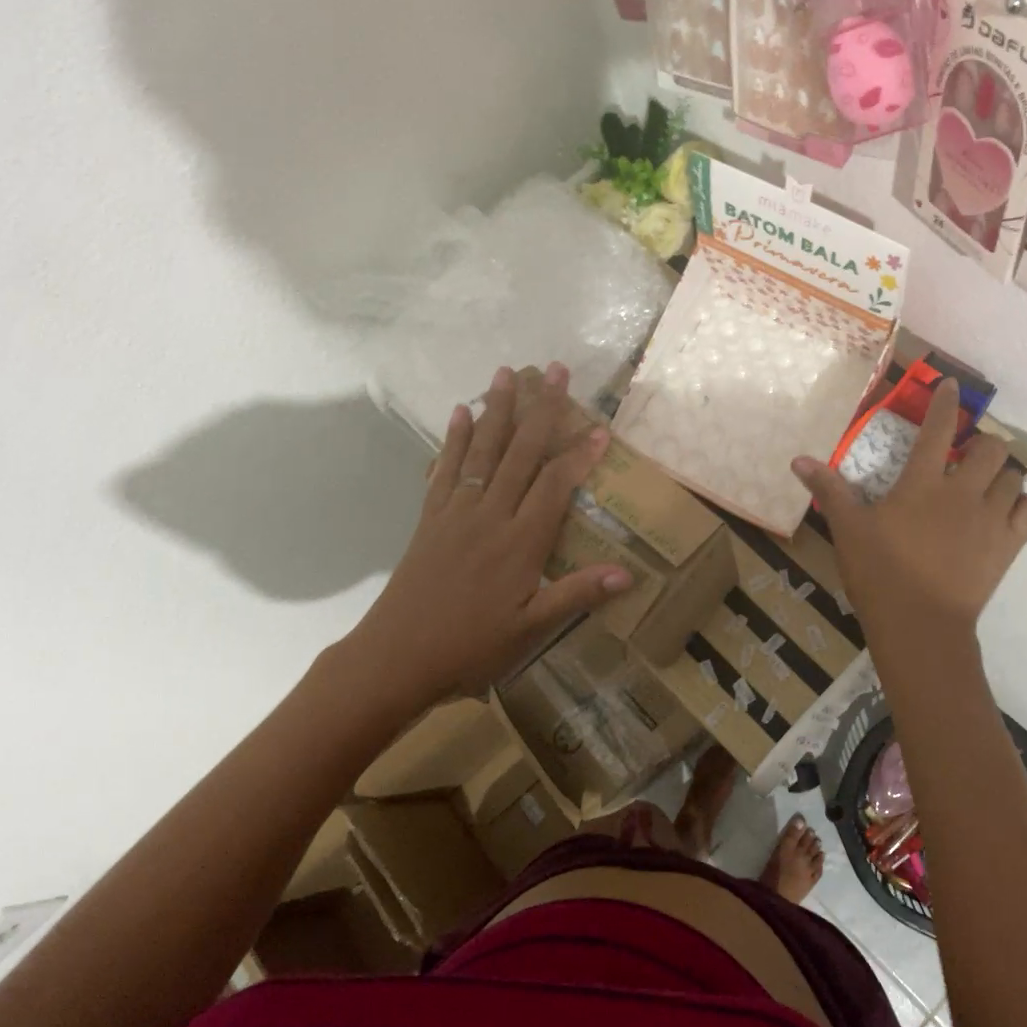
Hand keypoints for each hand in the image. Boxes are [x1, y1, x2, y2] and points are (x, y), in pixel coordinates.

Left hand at [337, 363, 631, 710]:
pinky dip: (455, 439)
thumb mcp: (531, 628)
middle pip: (520, 453)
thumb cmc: (471, 647)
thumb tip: (628, 573)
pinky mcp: (430, 518)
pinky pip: (446, 469)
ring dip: (498, 410)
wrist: (397, 656)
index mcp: (520, 543)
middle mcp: (490, 515)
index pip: (556, 486)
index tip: (599, 428)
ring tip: (508, 372)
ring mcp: (456, 513)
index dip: (579, 455)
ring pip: (483, 451)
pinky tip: (461, 412)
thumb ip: (576, 594)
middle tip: (555, 370)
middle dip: (541, 410)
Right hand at [791, 379, 1026, 638]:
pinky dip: (1025, 503)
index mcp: (923, 483)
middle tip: (966, 457)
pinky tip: (1011, 509)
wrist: (921, 624)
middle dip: (981, 444)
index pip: (938, 428)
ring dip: (1002, 474)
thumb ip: (829, 491)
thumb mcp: (848, 531)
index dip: (946, 402)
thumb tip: (798, 460)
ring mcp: (991, 518)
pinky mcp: (1009, 545)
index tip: (951, 385)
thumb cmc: (879, 574)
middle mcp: (963, 491)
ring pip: (1013, 477)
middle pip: (990, 448)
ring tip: (988, 484)